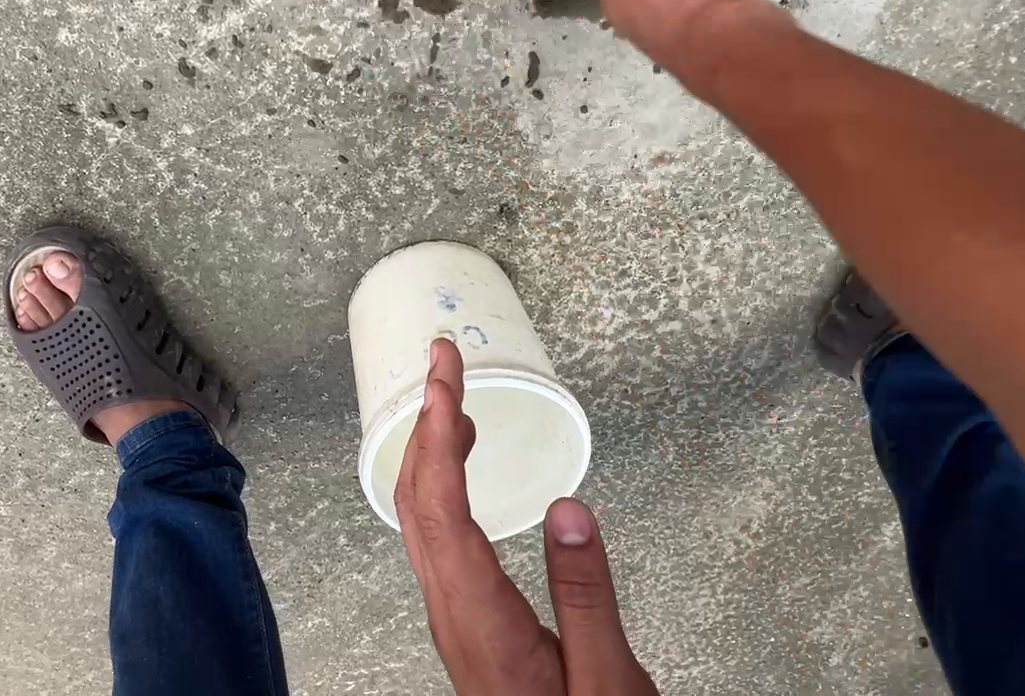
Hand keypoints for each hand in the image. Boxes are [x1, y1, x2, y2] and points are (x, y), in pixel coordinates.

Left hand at [396, 339, 658, 695]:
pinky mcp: (462, 607)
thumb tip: (569, 508)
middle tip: (443, 361)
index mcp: (479, 617)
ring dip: (427, 443)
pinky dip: (438, 475)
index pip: (442, 507)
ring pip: (418, 510)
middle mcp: (450, 605)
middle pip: (417, 495)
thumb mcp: (607, 683)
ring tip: (450, 394)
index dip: (436, 434)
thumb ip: (586, 595)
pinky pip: (432, 526)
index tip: (443, 378)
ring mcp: (450, 606)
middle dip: (424, 417)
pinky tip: (457, 459)